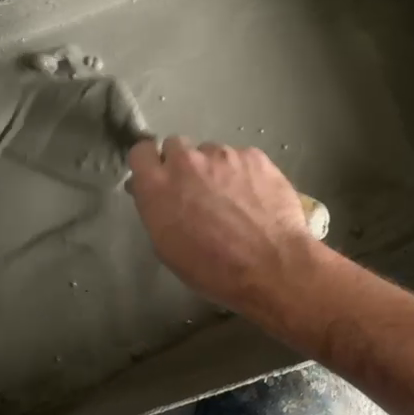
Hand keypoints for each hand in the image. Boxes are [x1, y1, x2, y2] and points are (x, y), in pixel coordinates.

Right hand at [126, 136, 324, 315]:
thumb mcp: (166, 247)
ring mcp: (221, 154)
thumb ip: (154, 209)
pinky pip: (241, 158)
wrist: (273, 268)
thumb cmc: (212, 269)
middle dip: (182, 163)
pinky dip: (244, 173)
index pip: (140, 152)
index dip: (150, 163)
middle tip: (197, 189)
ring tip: (233, 198)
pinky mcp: (253, 155)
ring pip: (210, 152)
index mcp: (157, 185)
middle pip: (175, 145)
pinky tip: (256, 197)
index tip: (159, 176)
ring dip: (215, 169)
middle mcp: (185, 161)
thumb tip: (152, 191)